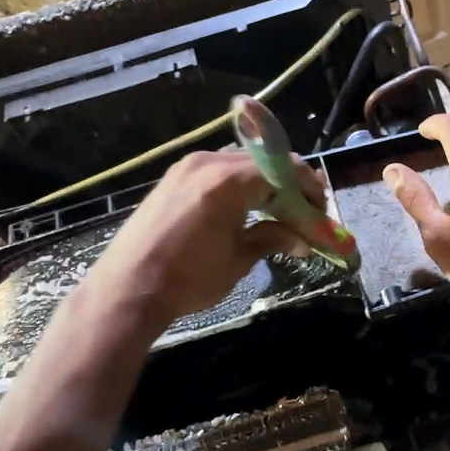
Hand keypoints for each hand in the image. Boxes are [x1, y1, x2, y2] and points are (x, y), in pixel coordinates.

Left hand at [81, 150, 319, 328]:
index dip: (309, 189)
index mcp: (228, 180)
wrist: (128, 288)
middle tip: (305, 213)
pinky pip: (218, 172)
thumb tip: (302, 239)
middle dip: (289, 185)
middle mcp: (208, 162)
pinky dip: (240, 186)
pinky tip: (247, 210)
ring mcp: (187, 168)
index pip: (284, 170)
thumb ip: (272, 238)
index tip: (321, 211)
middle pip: (264, 162)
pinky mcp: (174, 180)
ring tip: (278, 213)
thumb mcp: (239, 259)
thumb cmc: (188, 277)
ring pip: (240, 164)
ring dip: (264, 184)